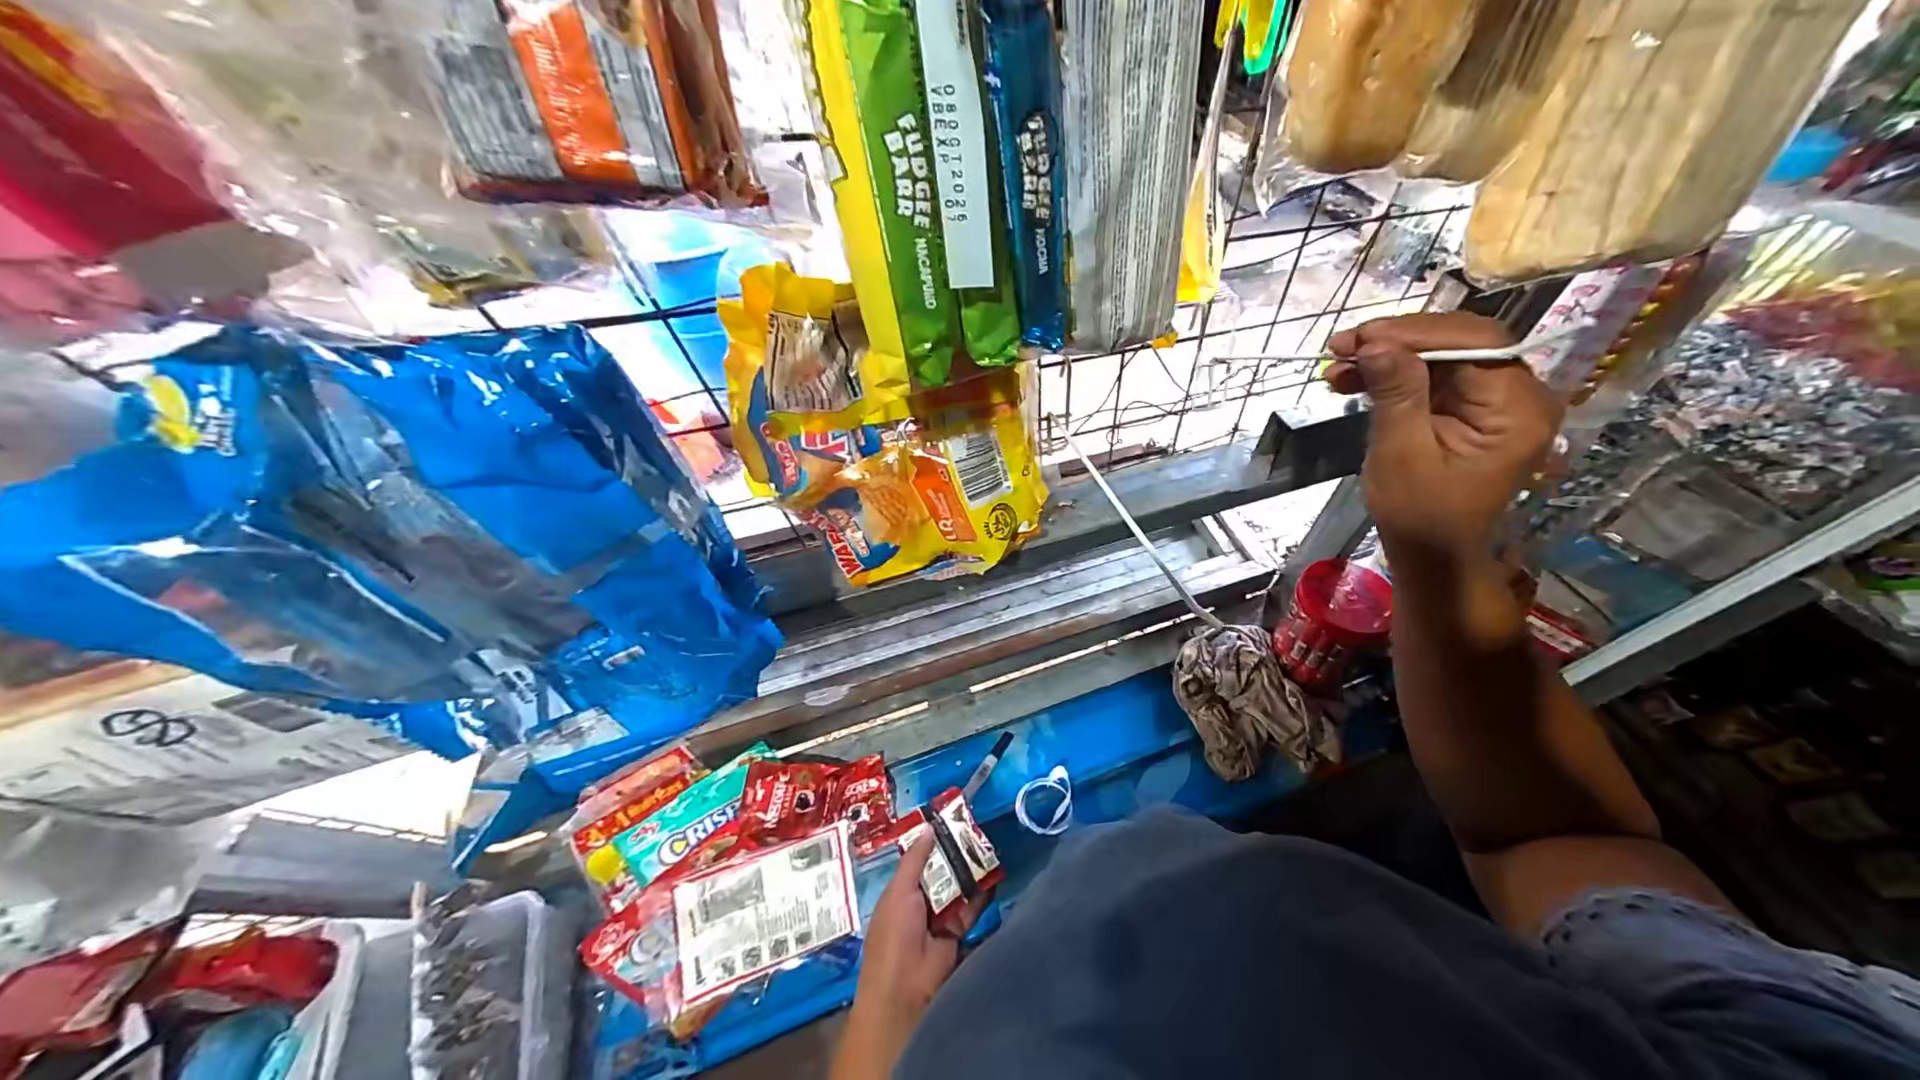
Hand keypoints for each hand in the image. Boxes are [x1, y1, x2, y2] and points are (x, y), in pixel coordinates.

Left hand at [831, 837, 985, 1079]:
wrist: (906, 985)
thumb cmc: (894, 931)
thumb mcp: (900, 889)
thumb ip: (915, 859)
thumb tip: (928, 827)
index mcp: (900, 890)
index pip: (920, 859)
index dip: (935, 841)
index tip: (953, 820)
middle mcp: (920, 901)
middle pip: (942, 871)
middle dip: (957, 853)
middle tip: (977, 830)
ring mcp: (939, 917)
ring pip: (958, 887)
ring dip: (971, 871)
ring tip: (989, 846)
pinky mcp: (958, 932)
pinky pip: (971, 908)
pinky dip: (982, 894)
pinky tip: (994, 875)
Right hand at [1324, 313, 1559, 557]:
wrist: (1431, 550)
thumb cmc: (1419, 513)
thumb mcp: (1401, 454)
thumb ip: (1396, 394)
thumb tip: (1377, 344)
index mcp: (1516, 410)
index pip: (1476, 344)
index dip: (1417, 333)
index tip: (1361, 337)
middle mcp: (1518, 395)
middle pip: (1461, 343)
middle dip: (1398, 341)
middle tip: (1342, 346)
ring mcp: (1494, 400)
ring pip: (1441, 356)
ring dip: (1387, 356)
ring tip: (1337, 366)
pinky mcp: (1469, 407)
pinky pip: (1432, 376)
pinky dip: (1392, 374)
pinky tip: (1353, 379)